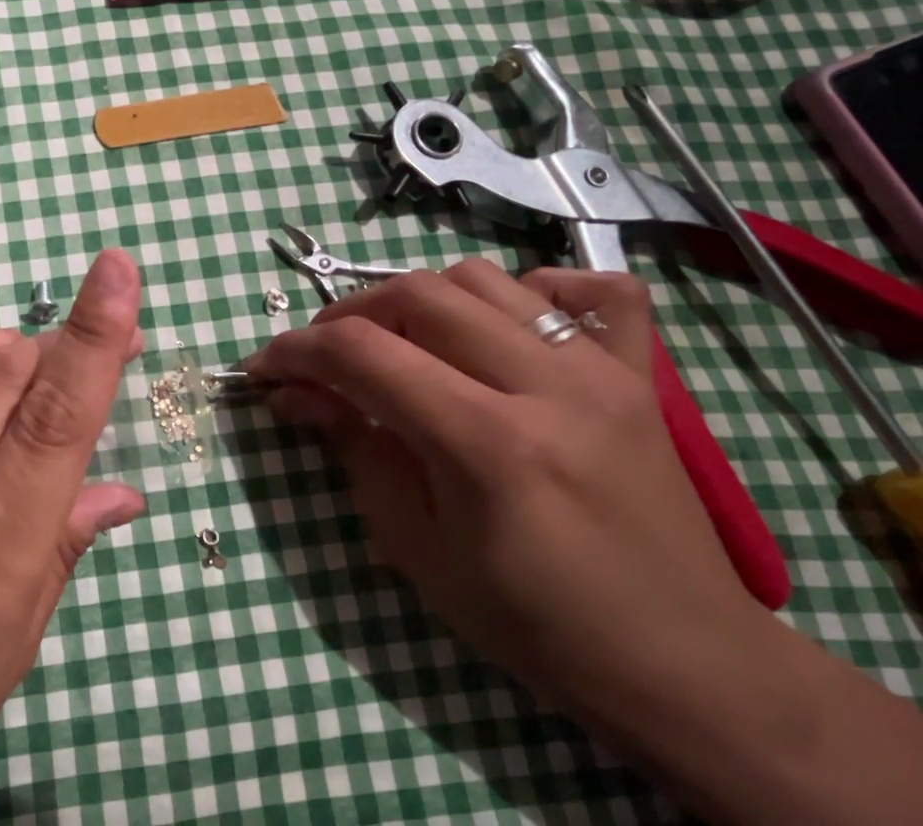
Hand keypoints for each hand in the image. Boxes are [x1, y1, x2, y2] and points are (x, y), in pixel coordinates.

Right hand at [241, 259, 922, 824]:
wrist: (674, 657)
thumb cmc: (527, 619)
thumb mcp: (415, 547)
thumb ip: (356, 451)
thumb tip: (297, 394)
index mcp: (485, 442)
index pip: (362, 353)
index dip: (295, 351)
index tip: (263, 369)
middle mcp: (546, 384)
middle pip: (416, 295)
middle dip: (345, 316)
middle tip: (319, 358)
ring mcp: (601, 371)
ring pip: (484, 279)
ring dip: (418, 299)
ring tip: (396, 344)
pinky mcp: (638, 376)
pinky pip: (593, 291)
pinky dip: (532, 289)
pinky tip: (502, 327)